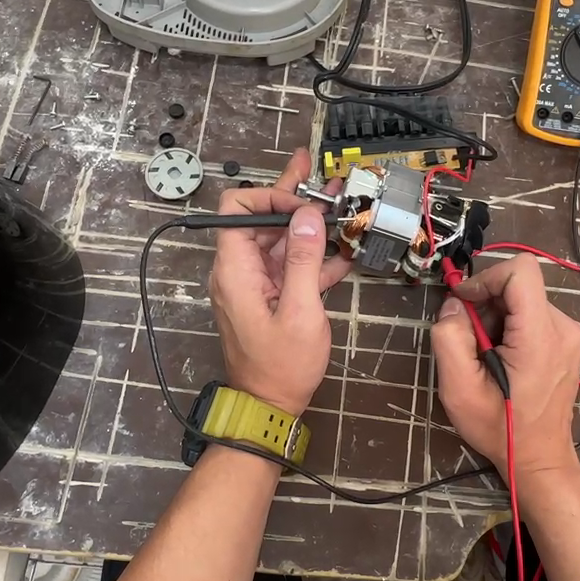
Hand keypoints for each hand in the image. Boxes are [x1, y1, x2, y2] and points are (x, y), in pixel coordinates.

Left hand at [207, 148, 349, 416]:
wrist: (270, 407)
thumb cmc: (280, 365)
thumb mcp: (299, 310)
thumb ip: (303, 260)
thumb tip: (308, 214)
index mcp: (235, 269)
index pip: (236, 210)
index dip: (268, 197)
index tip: (303, 206)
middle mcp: (240, 270)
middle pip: (261, 220)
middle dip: (292, 197)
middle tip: (317, 173)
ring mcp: (256, 283)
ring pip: (281, 241)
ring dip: (310, 225)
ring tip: (340, 204)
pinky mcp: (271, 296)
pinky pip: (290, 266)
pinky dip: (314, 256)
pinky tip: (343, 248)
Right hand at [430, 254, 579, 475]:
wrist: (538, 458)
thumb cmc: (499, 427)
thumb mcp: (458, 388)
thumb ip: (450, 337)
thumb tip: (455, 305)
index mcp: (540, 336)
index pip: (521, 270)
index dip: (486, 277)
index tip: (464, 303)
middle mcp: (563, 327)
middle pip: (517, 286)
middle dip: (486, 306)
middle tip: (473, 344)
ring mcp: (569, 333)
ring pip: (522, 299)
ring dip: (497, 319)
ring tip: (488, 356)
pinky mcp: (567, 340)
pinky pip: (531, 313)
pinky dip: (511, 327)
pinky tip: (504, 359)